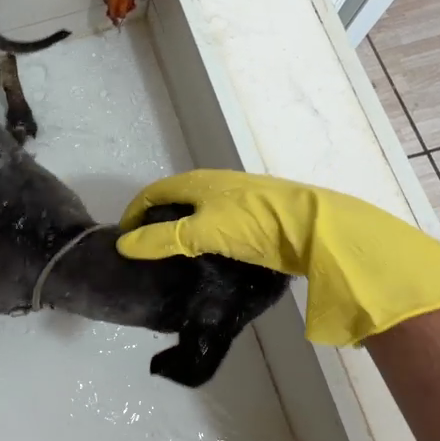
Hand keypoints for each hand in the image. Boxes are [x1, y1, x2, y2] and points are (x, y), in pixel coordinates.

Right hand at [116, 169, 439, 346]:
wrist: (316, 227)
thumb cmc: (254, 224)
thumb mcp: (203, 232)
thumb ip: (162, 239)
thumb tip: (123, 245)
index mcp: (198, 182)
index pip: (153, 192)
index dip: (134, 213)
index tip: (124, 240)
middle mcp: (215, 184)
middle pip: (174, 201)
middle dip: (156, 222)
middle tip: (146, 251)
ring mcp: (238, 199)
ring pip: (197, 213)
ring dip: (180, 231)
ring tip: (173, 258)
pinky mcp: (256, 217)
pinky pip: (217, 224)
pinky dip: (203, 237)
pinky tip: (207, 257)